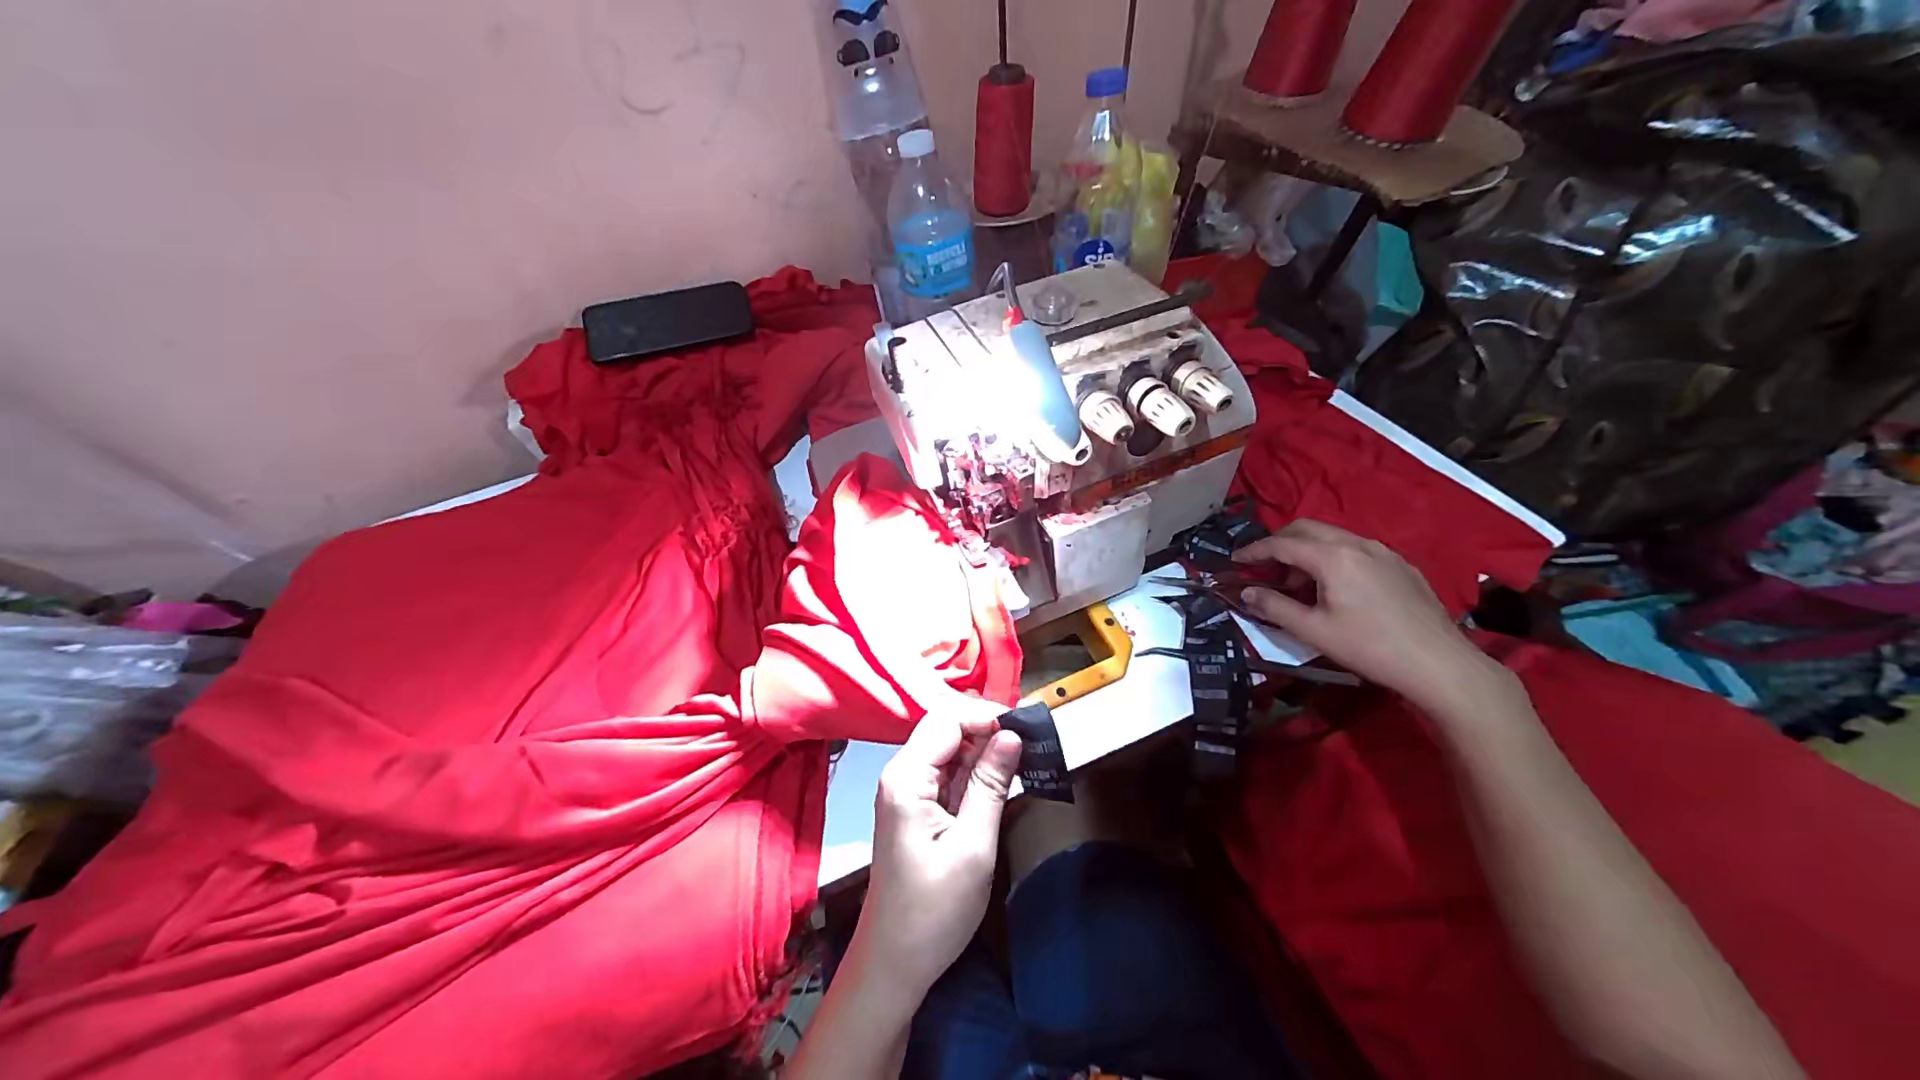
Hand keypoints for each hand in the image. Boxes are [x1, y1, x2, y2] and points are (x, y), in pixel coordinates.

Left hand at [859, 702, 1023, 996]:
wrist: (894, 963)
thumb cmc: (933, 911)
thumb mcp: (973, 846)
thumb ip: (991, 785)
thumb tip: (1012, 735)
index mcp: (906, 778)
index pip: (947, 719)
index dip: (987, 716)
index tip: (1027, 729)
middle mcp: (901, 774)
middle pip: (945, 728)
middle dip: (987, 729)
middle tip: (1030, 744)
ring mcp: (907, 791)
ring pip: (949, 749)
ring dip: (984, 750)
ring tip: (1023, 758)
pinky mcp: (916, 807)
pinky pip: (948, 773)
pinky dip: (975, 771)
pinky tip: (1000, 780)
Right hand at [1233, 519, 1499, 708]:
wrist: (1438, 663)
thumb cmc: (1369, 647)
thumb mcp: (1313, 630)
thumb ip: (1275, 607)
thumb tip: (1247, 593)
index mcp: (1333, 557)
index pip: (1282, 544)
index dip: (1254, 551)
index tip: (1235, 561)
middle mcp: (1358, 544)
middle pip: (1307, 528)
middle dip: (1279, 542)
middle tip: (1263, 566)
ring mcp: (1384, 552)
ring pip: (1333, 537)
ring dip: (1307, 550)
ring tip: (1297, 581)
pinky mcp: (1401, 566)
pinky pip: (1356, 549)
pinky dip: (1333, 557)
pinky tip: (1335, 587)